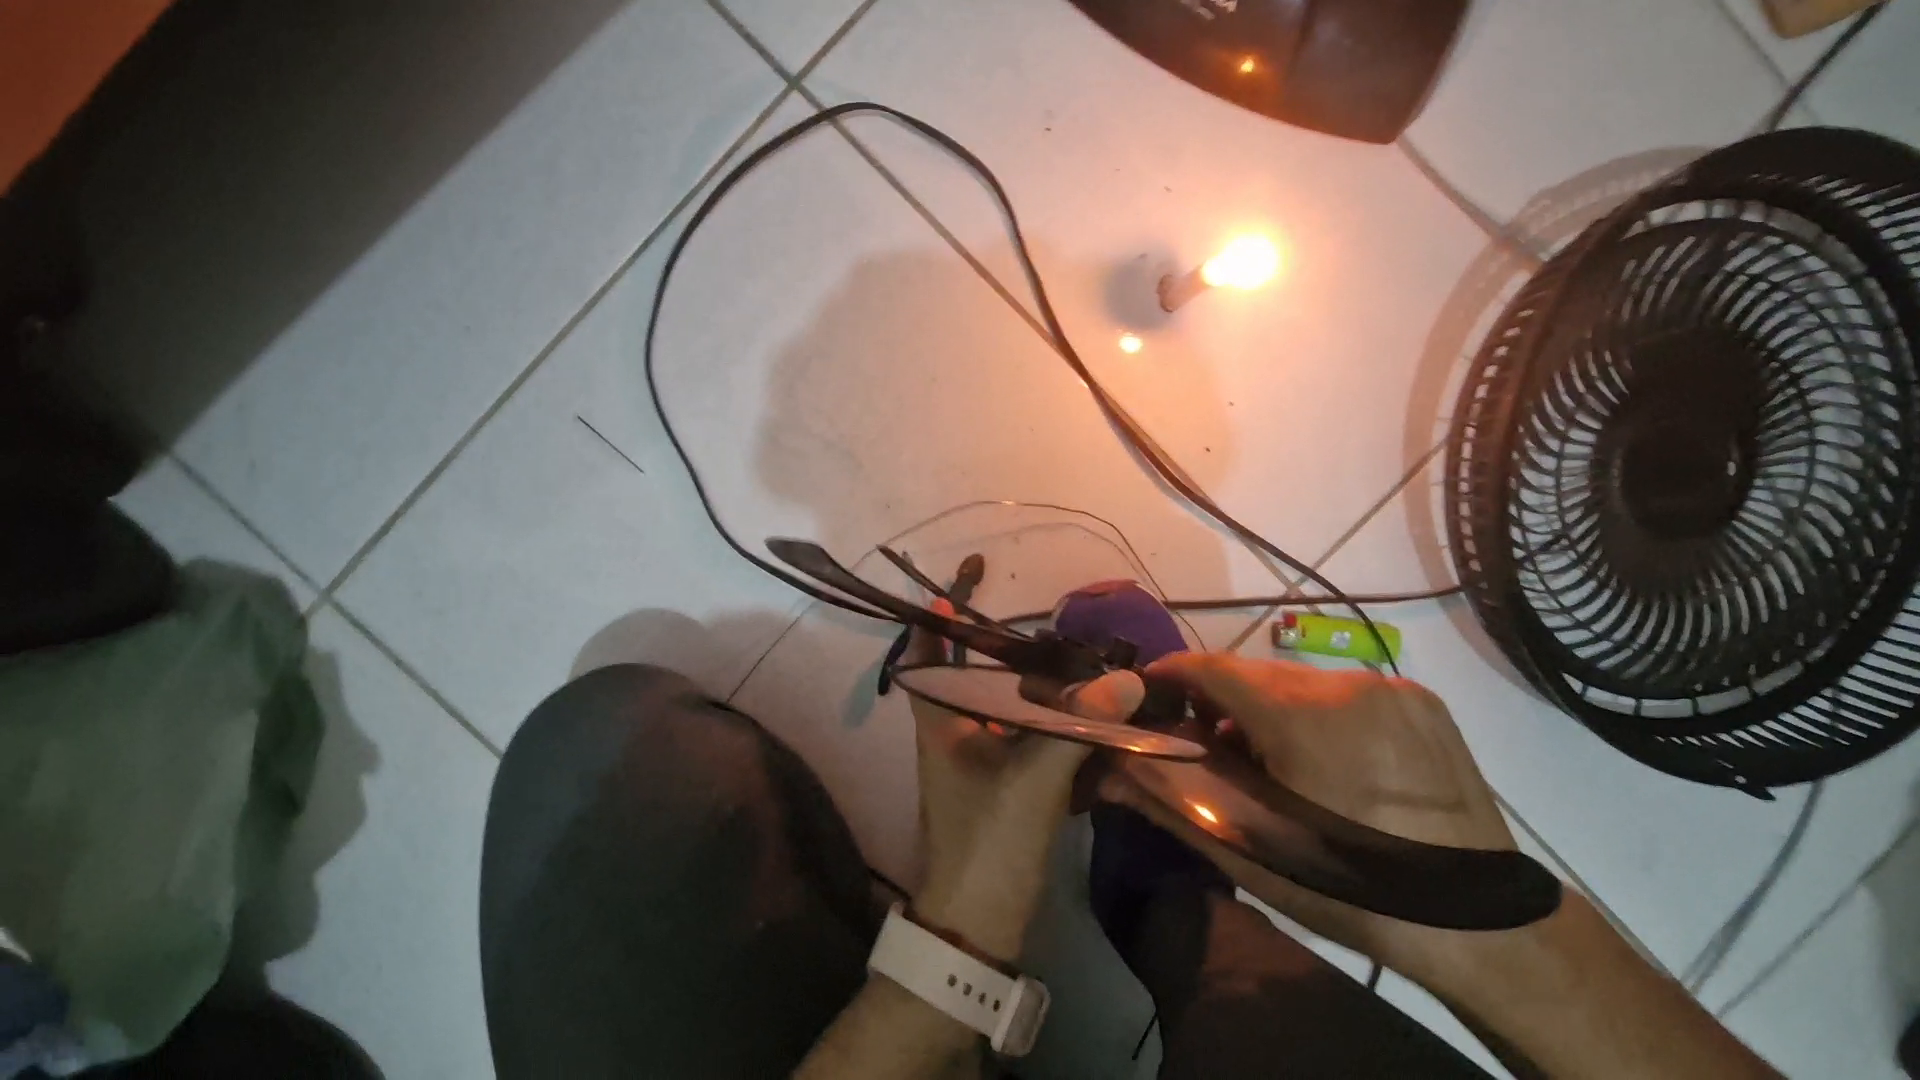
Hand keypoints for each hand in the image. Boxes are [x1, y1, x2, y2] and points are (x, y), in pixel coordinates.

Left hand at [908, 600, 1143, 962]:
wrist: (978, 925)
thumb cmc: (988, 841)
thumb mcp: (1032, 780)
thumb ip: (1077, 726)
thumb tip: (1127, 678)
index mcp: (940, 724)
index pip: (926, 658)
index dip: (936, 622)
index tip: (959, 586)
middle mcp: (955, 736)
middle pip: (976, 679)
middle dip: (1009, 655)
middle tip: (1051, 630)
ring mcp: (981, 765)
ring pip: (1008, 713)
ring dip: (1039, 693)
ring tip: (1080, 667)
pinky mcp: (1007, 790)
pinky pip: (1030, 745)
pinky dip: (1055, 731)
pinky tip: (1091, 722)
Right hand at [1109, 652, 1516, 983]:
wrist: (1481, 924)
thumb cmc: (1349, 890)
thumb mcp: (1250, 849)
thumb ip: (1169, 799)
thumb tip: (1103, 769)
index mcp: (1300, 715)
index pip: (1210, 667)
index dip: (1169, 678)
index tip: (1145, 700)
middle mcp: (1345, 684)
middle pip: (1254, 675)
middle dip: (1218, 703)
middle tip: (1204, 750)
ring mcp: (1392, 688)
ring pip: (1299, 684)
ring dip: (1267, 710)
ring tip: (1266, 764)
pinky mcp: (1423, 703)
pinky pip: (1344, 694)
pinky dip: (1314, 714)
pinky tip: (1321, 762)